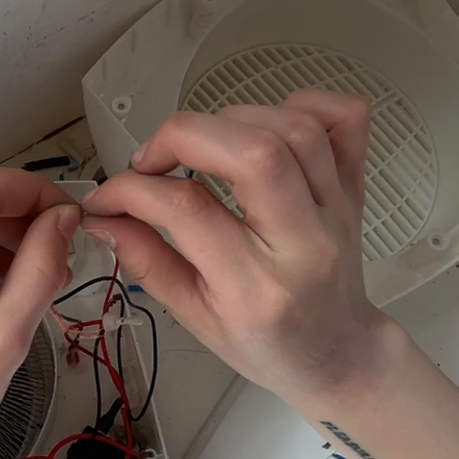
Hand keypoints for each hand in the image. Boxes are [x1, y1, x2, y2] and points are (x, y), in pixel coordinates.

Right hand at [81, 89, 393, 407]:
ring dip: (231, 119)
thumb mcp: (192, 317)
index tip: (105, 198)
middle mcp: (302, 243)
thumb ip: (146, 262)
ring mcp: (336, 210)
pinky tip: (263, 126)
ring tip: (200, 146)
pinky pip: (345, 119)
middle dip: (183, 136)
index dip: (130, 191)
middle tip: (151, 159)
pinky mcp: (354, 188)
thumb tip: (103, 219)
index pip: (187, 210)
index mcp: (254, 288)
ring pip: (295, 128)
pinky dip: (301, 104)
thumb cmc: (263, 344)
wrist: (335, 354)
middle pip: (253, 152)